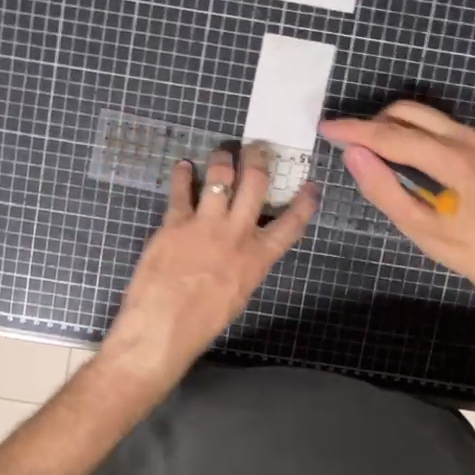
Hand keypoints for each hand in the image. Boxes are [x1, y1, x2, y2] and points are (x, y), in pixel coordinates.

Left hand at [100, 143, 317, 384]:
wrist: (163, 326)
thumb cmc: (202, 322)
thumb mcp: (238, 295)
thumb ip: (246, 266)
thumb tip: (245, 250)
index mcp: (257, 258)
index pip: (291, 223)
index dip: (304, 202)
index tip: (311, 185)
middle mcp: (236, 234)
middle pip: (255, 184)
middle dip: (259, 159)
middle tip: (257, 148)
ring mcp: (205, 224)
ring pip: (220, 176)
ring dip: (222, 158)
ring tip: (222, 151)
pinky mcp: (174, 222)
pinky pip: (180, 190)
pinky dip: (182, 175)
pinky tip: (183, 166)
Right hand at [319, 101, 474, 314]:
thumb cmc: (462, 248)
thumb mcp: (416, 226)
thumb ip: (383, 189)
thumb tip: (352, 154)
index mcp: (453, 161)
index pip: (392, 136)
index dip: (355, 131)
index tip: (326, 129)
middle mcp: (465, 139)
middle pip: (404, 113)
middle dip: (370, 125)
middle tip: (346, 148)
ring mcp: (472, 138)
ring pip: (418, 115)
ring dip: (387, 127)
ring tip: (366, 152)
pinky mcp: (474, 143)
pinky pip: (431, 125)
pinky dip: (405, 132)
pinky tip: (394, 156)